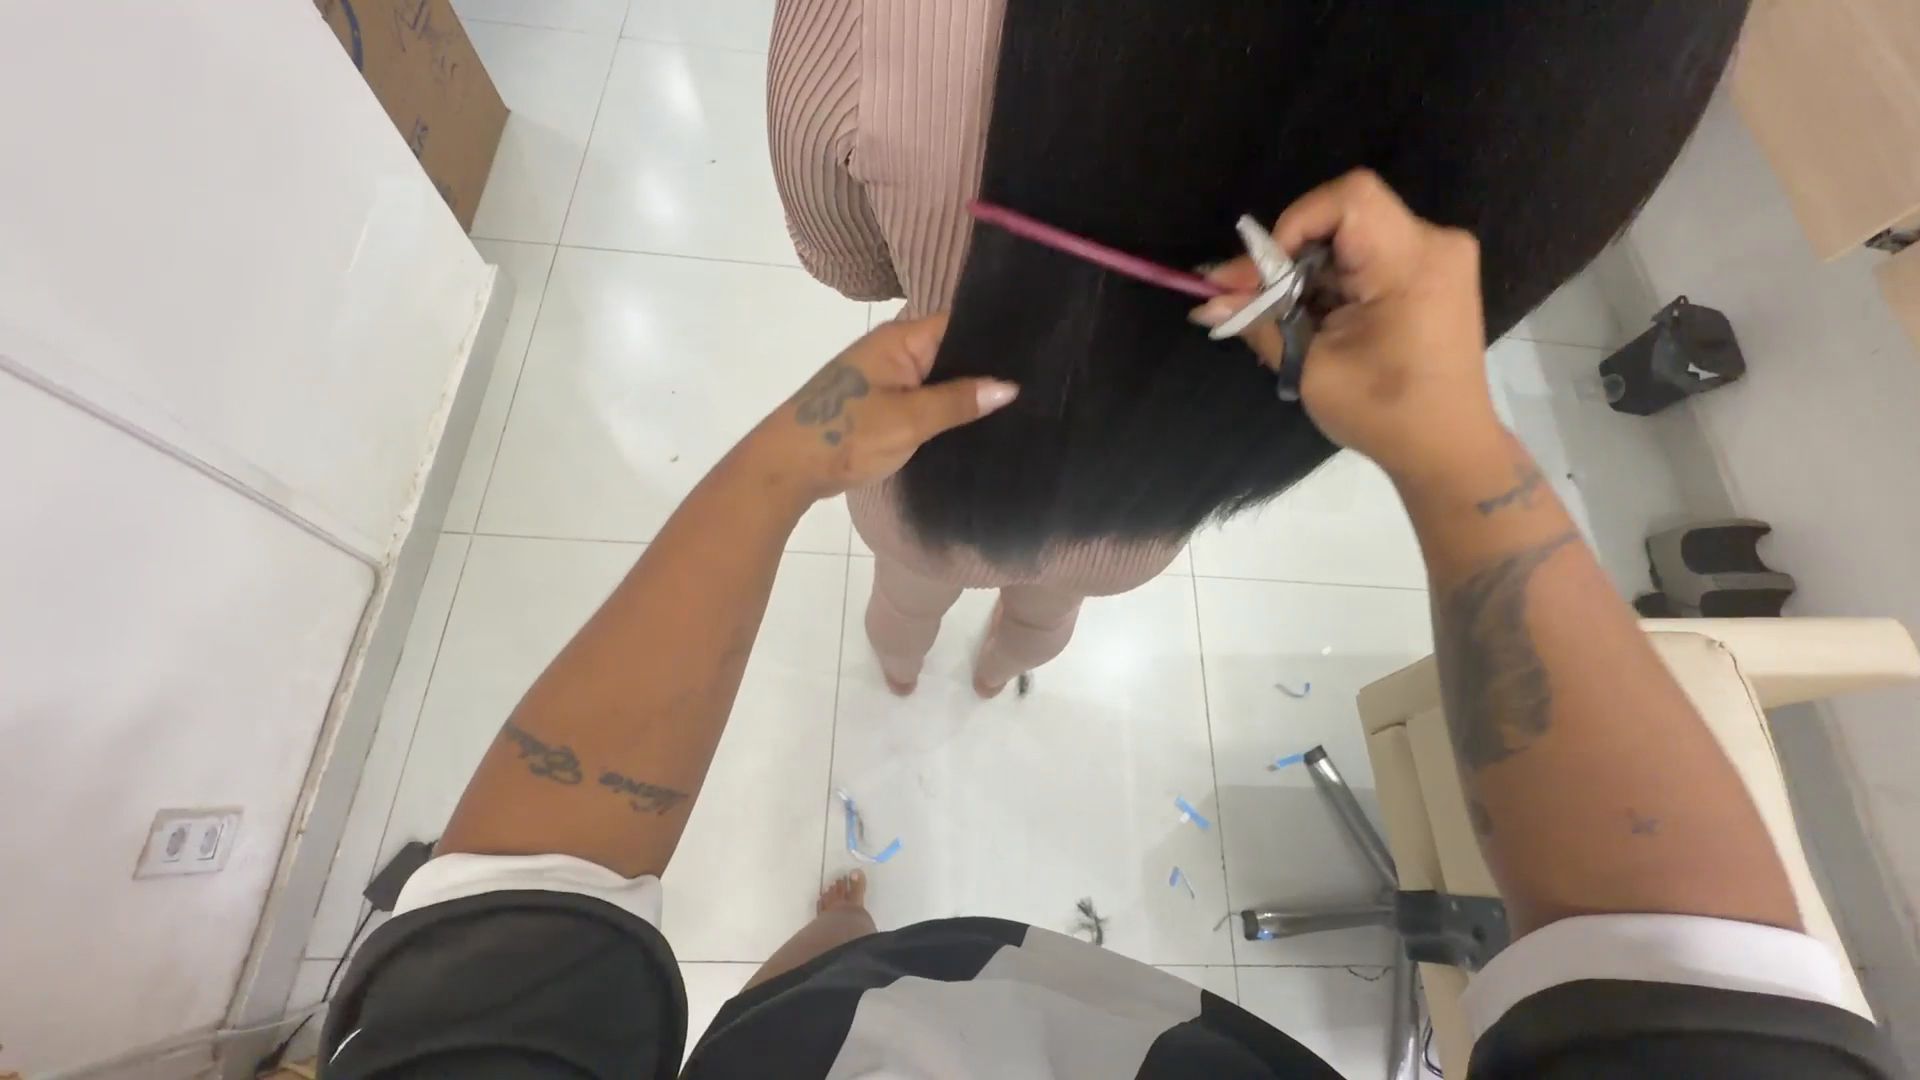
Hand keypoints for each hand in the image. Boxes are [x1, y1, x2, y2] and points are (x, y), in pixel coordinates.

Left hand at [743, 313, 1018, 501]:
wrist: (788, 467)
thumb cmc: (847, 435)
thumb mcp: (909, 420)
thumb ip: (958, 401)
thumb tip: (1009, 386)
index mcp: (900, 340)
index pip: (959, 323)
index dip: (996, 337)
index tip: (1037, 353)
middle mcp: (893, 350)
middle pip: (951, 350)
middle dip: (986, 368)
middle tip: (1036, 384)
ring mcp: (885, 378)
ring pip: (937, 377)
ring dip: (966, 391)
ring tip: (1017, 404)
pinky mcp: (881, 404)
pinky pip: (923, 398)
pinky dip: (944, 408)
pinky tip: (973, 423)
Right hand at [1191, 170, 1502, 480]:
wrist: (1445, 446)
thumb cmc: (1383, 414)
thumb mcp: (1311, 369)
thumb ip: (1260, 325)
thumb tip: (1207, 304)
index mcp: (1412, 263)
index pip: (1349, 199)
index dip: (1293, 224)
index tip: (1260, 275)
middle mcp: (1430, 245)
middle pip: (1342, 221)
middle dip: (1285, 260)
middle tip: (1240, 300)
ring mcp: (1432, 260)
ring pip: (1346, 244)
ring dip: (1301, 278)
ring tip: (1273, 321)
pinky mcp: (1425, 277)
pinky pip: (1361, 263)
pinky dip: (1324, 289)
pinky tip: (1304, 323)